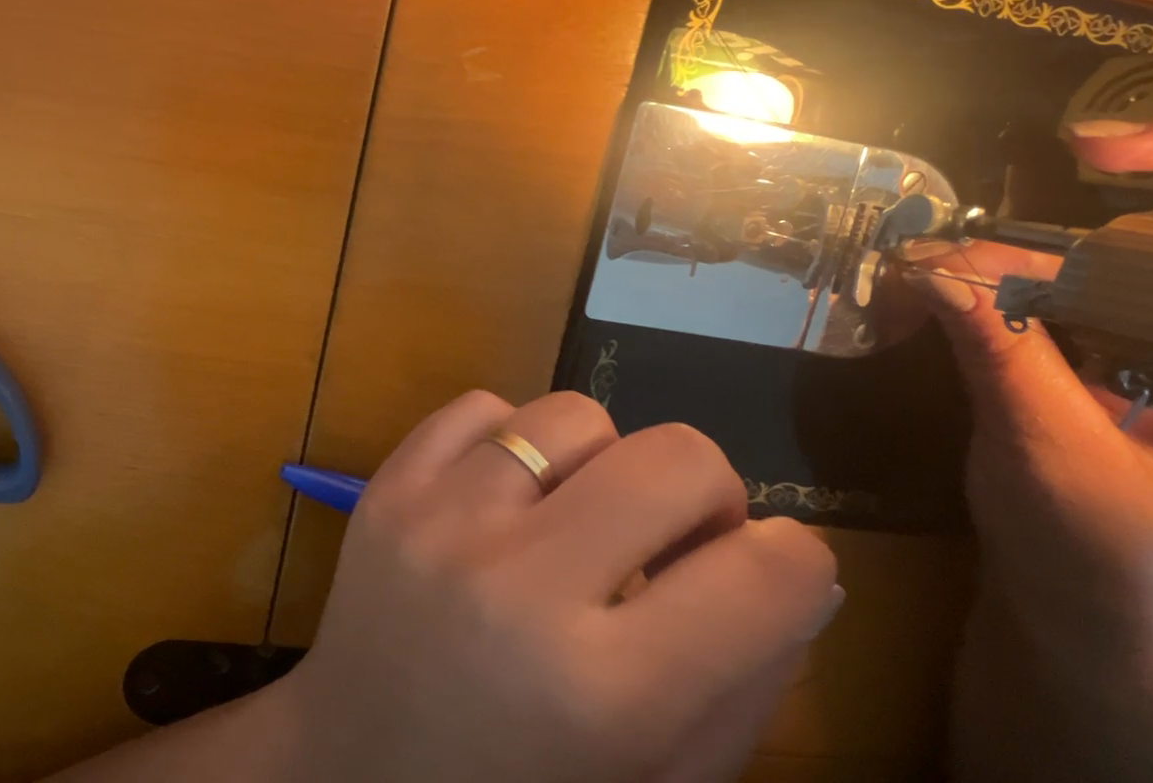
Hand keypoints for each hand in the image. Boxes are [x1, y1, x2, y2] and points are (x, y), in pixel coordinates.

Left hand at [280, 391, 840, 782]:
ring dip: (603, 463)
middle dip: (706, 495)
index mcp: (605, 688)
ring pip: (575, 415)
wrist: (354, 766)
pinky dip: (512, 442)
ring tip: (577, 520)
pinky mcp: (385, 486)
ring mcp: (439, 520)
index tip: (767, 571)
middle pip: (676, 457)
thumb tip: (798, 563)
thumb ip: (749, 680)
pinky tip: (507, 499)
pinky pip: (481, 407)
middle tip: (673, 542)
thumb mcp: (660, 776)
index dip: (793, 562)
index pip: (767, 571)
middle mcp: (518, 582)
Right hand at [912, 116, 1152, 781]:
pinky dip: (1042, 278)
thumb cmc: (1099, 563)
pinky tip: (979, 291)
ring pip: (1151, 263)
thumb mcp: (1051, 455)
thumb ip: (1000, 353)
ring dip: (1054, 250)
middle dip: (1109, 212)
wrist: (1088, 625)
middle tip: (999, 227)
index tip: (1095, 153)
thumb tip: (931, 266)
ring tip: (963, 264)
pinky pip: (1110, 295)